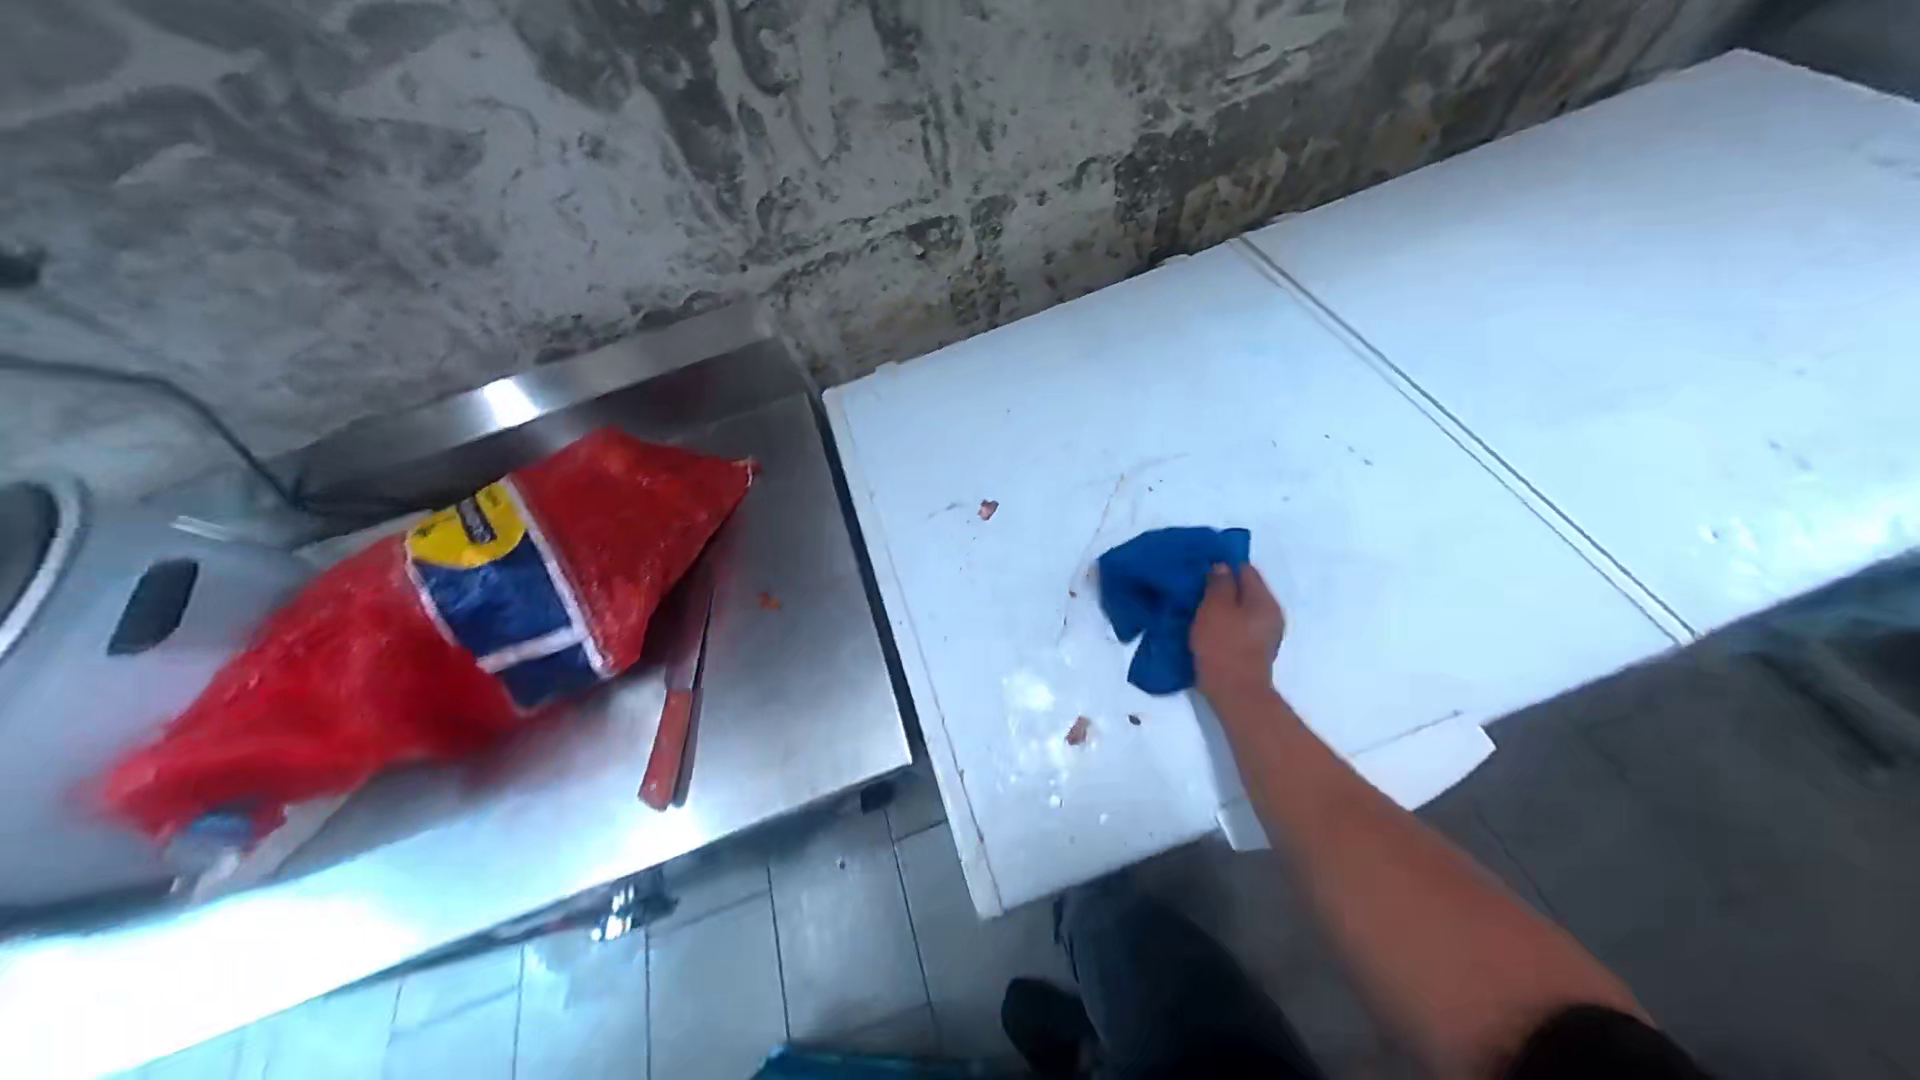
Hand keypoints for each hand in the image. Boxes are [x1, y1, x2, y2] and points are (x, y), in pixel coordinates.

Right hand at [1191, 562, 1284, 701]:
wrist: (1234, 692)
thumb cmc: (1223, 645)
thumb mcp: (1215, 608)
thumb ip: (1219, 583)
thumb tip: (1222, 566)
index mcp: (1265, 600)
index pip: (1245, 569)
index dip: (1222, 565)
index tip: (1199, 569)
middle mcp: (1271, 614)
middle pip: (1245, 590)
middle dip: (1221, 587)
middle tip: (1194, 589)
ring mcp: (1265, 634)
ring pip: (1240, 609)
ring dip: (1221, 607)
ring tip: (1196, 609)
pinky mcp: (1254, 650)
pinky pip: (1238, 626)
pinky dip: (1223, 623)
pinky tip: (1205, 628)